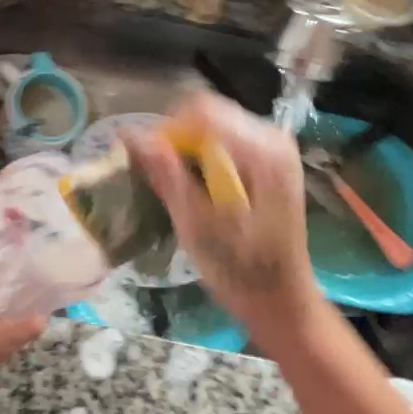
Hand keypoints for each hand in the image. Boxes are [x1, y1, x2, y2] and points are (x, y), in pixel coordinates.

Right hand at [127, 91, 323, 348]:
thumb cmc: (241, 271)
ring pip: (214, 123)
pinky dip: (204, 154)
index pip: (201, 111)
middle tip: (162, 178)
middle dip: (177, 138)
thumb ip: (167, 174)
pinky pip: (226, 138)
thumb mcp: (197, 225)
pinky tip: (200, 186)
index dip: (166, 130)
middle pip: (208, 112)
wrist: (283, 302)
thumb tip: (129, 133)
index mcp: (261, 150)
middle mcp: (273, 137)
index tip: (149, 163)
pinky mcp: (270, 159)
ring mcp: (274, 147)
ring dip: (189, 147)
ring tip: (180, 185)